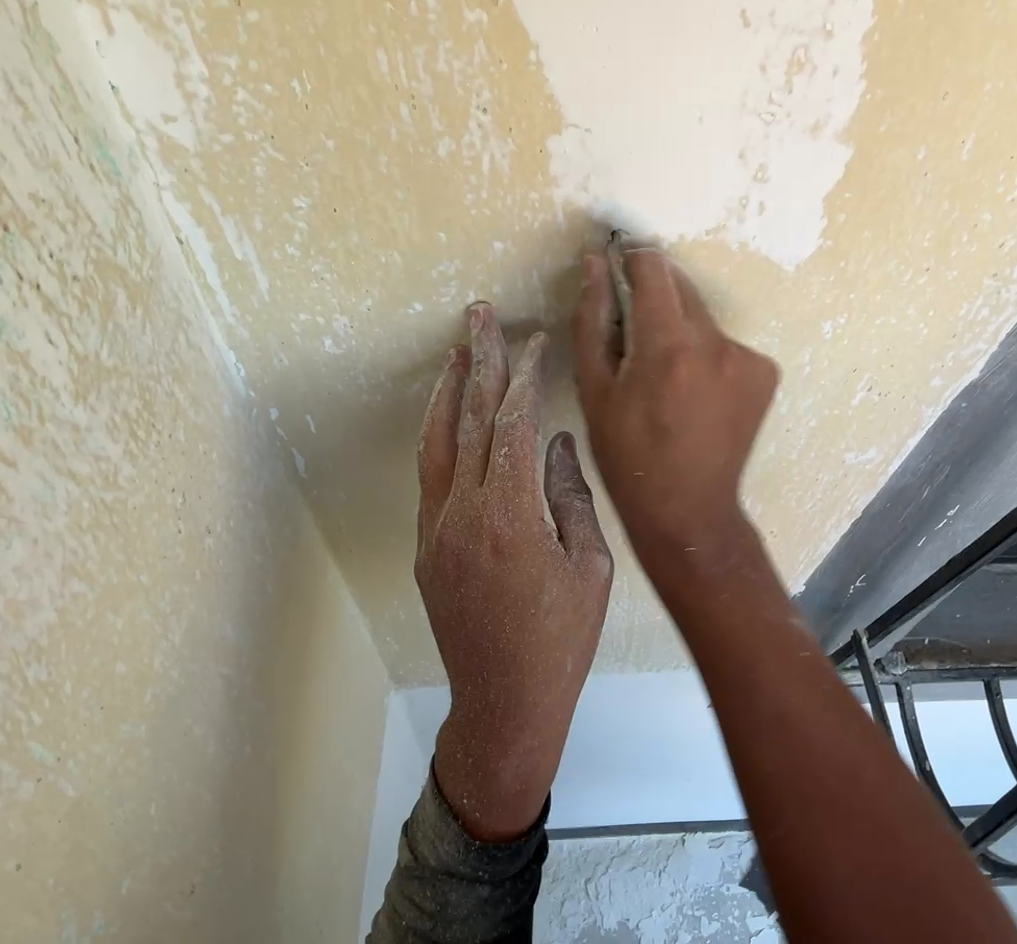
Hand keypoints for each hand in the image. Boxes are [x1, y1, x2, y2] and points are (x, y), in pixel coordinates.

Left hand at [416, 302, 613, 840]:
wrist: (504, 702)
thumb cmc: (562, 639)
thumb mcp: (589, 567)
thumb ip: (571, 497)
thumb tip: (556, 443)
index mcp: (511, 513)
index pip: (515, 423)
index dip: (526, 376)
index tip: (536, 341)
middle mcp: (464, 511)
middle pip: (469, 419)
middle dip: (477, 360)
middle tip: (478, 314)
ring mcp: (438, 529)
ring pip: (437, 442)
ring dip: (449, 391)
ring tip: (459, 350)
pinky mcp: (427, 548)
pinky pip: (431, 475)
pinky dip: (441, 435)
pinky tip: (452, 418)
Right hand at [572, 248, 778, 566]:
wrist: (688, 508)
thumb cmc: (627, 454)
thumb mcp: (594, 390)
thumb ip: (593, 319)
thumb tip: (595, 263)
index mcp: (668, 347)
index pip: (653, 268)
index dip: (633, 259)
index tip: (619, 263)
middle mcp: (715, 343)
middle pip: (682, 289)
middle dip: (655, 299)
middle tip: (636, 336)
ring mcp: (747, 357)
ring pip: (703, 318)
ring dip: (682, 329)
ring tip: (667, 376)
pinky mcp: (765, 372)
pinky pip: (726, 344)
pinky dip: (708, 354)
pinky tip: (696, 391)